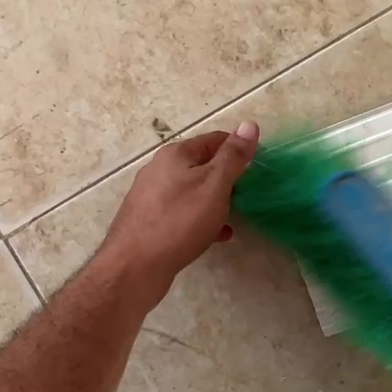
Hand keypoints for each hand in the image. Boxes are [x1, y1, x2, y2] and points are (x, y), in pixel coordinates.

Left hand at [98, 122, 259, 295]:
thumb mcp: (214, 185)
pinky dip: (200, 219)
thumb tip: (249, 124)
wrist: (134, 267)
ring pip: (191, 191)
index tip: (257, 168)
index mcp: (175, 154)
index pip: (215, 139)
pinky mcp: (147, 220)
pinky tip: (215, 236)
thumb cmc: (179, 221)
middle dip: (226, 178)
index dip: (238, 150)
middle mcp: (158, 169)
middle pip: (201, 165)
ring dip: (215, 201)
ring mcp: (150, 196)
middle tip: (245, 195)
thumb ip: (233, 156)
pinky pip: (181, 213)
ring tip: (232, 217)